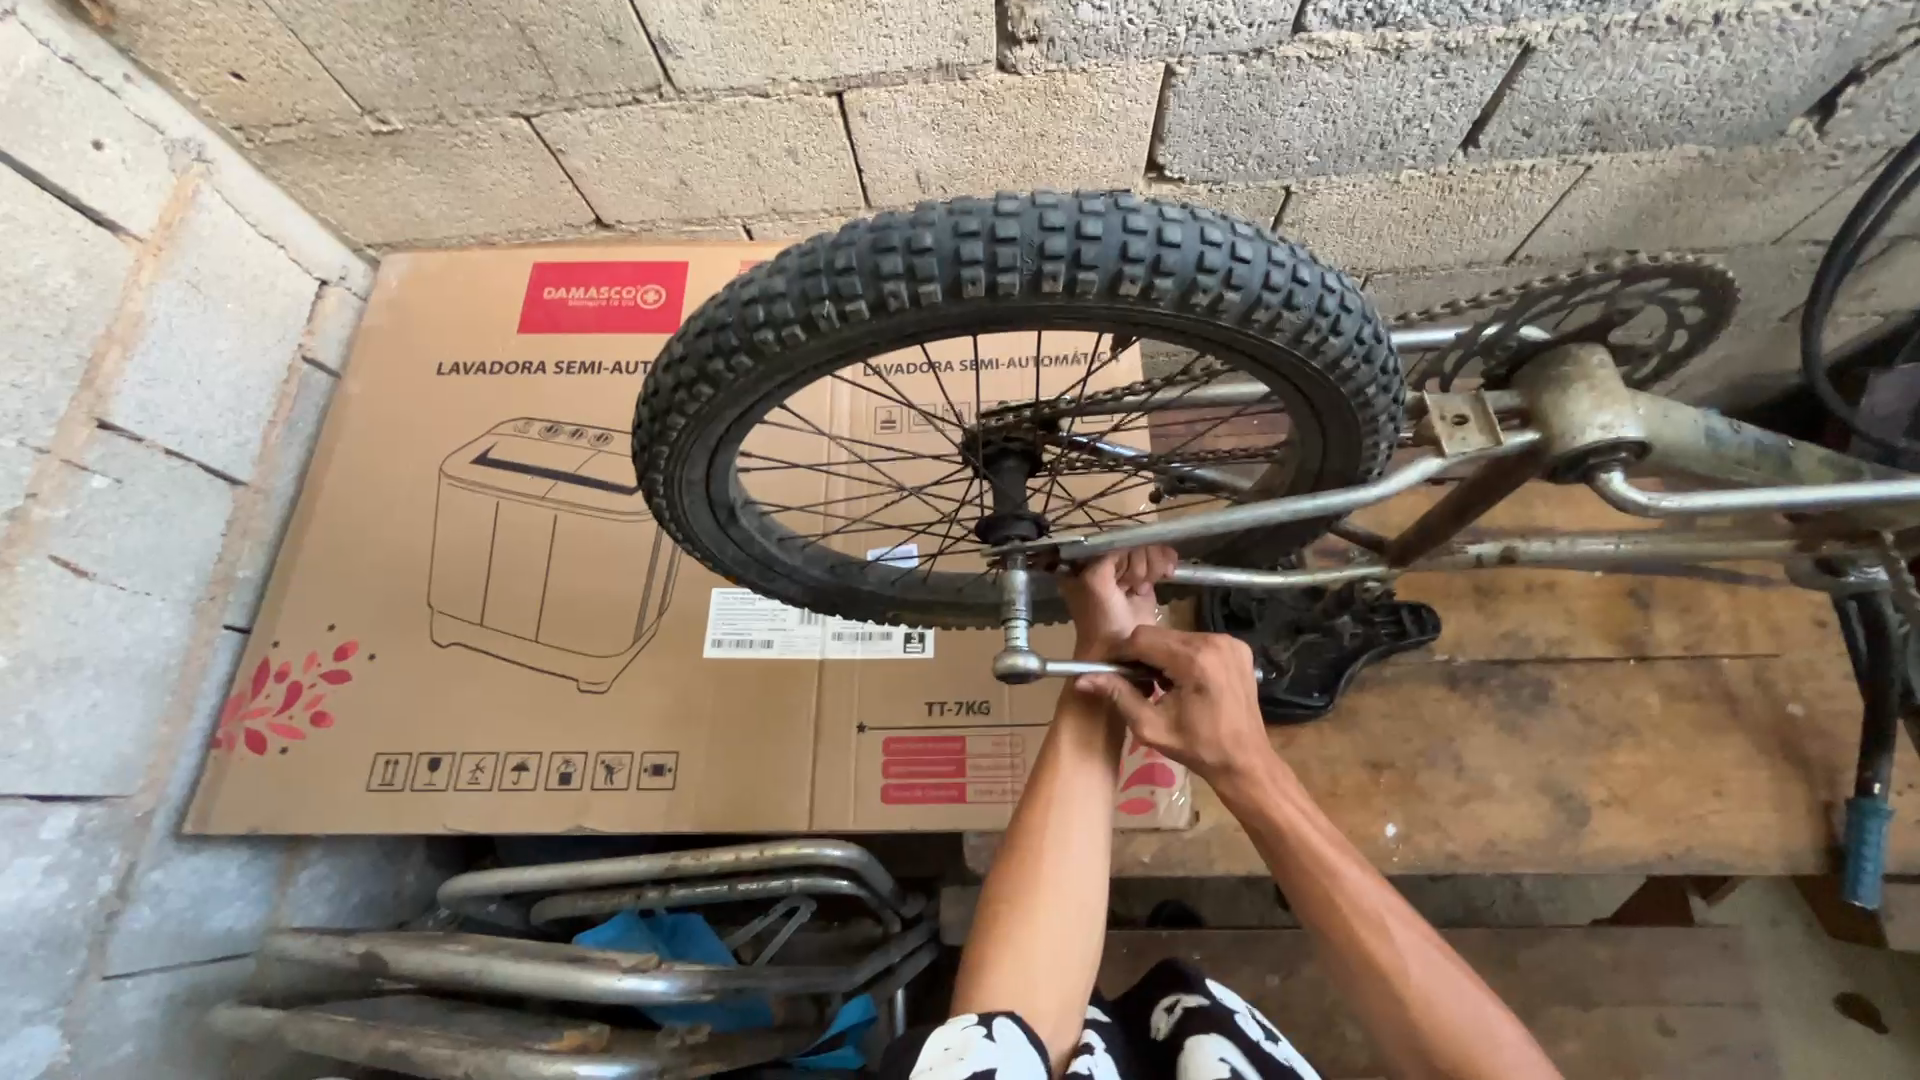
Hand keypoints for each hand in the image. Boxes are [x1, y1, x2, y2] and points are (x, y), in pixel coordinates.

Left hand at [1059, 546, 1175, 660]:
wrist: (1121, 651)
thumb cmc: (1101, 618)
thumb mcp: (1094, 581)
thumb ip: (1107, 556)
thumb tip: (1128, 545)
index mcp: (1085, 563)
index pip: (1111, 539)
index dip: (1123, 549)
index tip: (1124, 570)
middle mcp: (1106, 565)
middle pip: (1132, 543)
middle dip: (1137, 562)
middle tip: (1132, 585)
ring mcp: (1127, 574)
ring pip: (1147, 550)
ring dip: (1152, 565)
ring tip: (1143, 588)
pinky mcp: (1146, 583)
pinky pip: (1159, 560)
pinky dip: (1165, 563)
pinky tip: (1167, 574)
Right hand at [1074, 625, 1274, 787]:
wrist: (1245, 761)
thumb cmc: (1197, 748)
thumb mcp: (1150, 726)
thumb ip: (1117, 695)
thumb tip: (1082, 679)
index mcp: (1195, 660)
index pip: (1142, 639)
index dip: (1120, 652)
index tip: (1108, 669)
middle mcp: (1214, 642)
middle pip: (1158, 634)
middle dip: (1140, 654)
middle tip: (1133, 682)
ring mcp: (1229, 642)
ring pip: (1175, 636)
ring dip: (1160, 655)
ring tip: (1158, 684)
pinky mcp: (1237, 647)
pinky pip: (1195, 641)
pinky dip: (1181, 655)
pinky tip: (1181, 680)